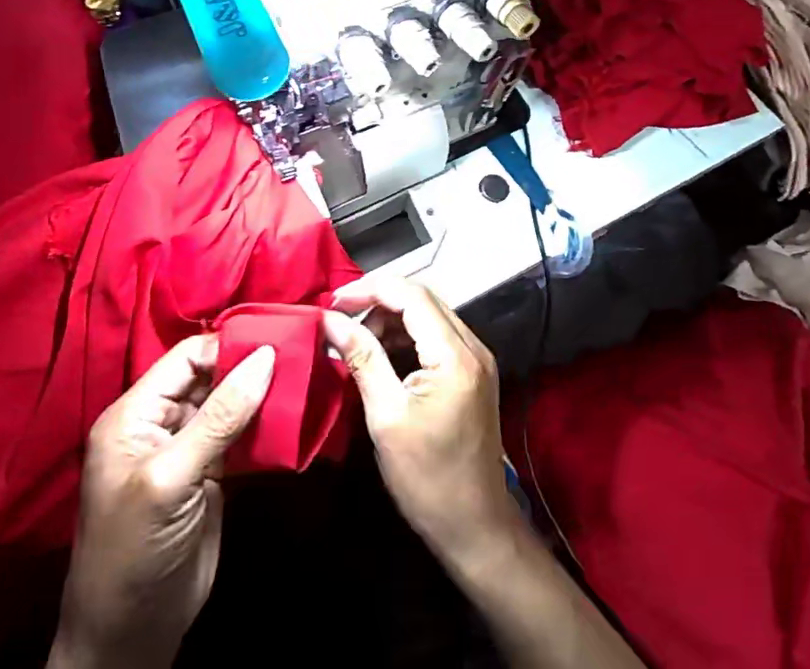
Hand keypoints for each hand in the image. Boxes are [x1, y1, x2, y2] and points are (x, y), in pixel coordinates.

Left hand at [49, 337, 276, 668]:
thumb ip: (219, 417)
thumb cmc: (134, 550)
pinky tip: (299, 413)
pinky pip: (245, 432)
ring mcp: (190, 447)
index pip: (187, 357)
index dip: (231, 344)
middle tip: (306, 354)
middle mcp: (162, 423)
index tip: (283, 338)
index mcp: (135, 415)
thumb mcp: (171, 478)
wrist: (131, 631)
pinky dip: (271, 422)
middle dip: (256, 364)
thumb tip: (267, 356)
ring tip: (310, 377)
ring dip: (268, 392)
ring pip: (234, 402)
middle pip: (214, 374)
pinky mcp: (214, 470)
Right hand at [320, 277, 518, 559]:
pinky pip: (437, 338)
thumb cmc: (426, 477)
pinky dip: (407, 339)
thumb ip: (362, 360)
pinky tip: (380, 356)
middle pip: (424, 301)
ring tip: (354, 343)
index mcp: (456, 354)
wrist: (473, 520)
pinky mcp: (473, 373)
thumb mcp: (386, 416)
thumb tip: (331, 321)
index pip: (414, 296)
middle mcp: (474, 346)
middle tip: (339, 323)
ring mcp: (477, 359)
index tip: (333, 301)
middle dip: (379, 303)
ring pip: (430, 318)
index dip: (371, 289)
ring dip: (391, 321)